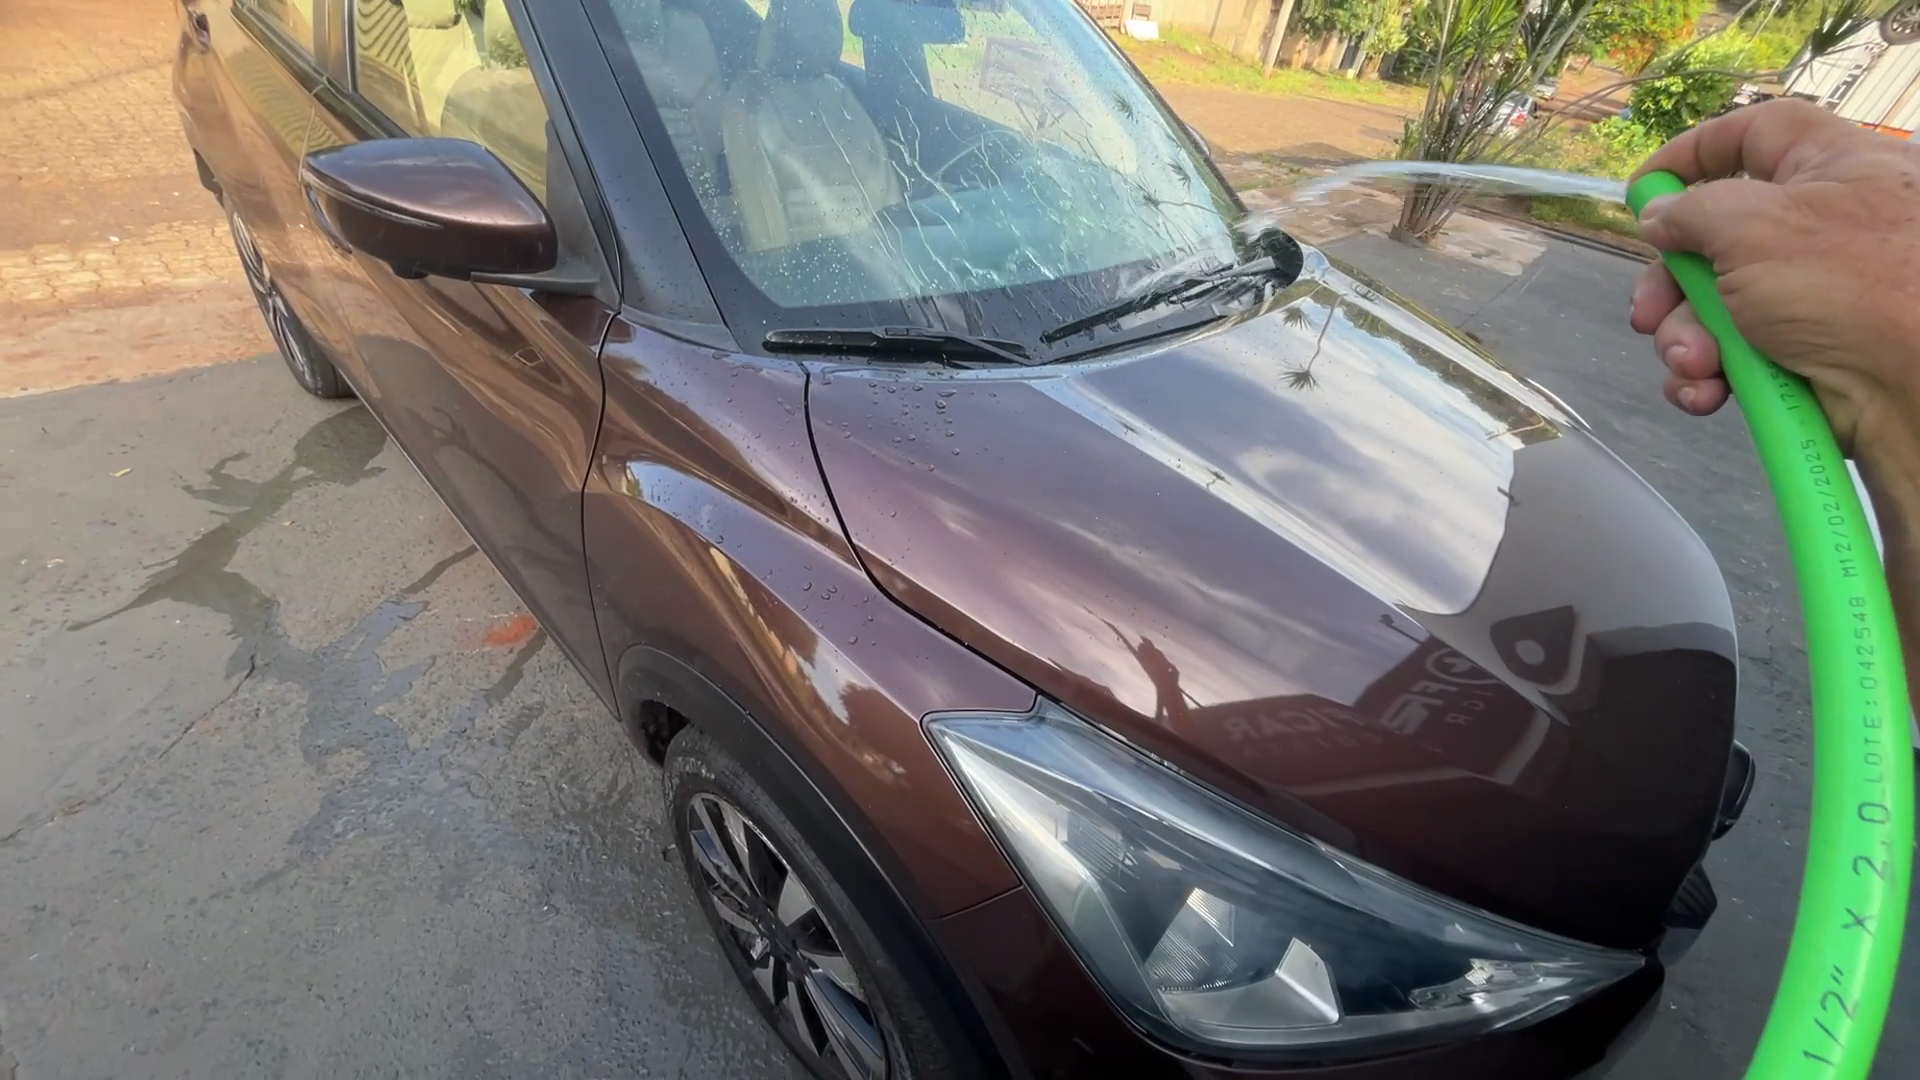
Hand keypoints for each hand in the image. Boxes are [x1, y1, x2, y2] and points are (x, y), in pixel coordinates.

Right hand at [1628, 99, 1919, 465]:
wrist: (1918, 384)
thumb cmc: (1853, 287)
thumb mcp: (1759, 227)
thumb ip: (1696, 211)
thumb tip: (1660, 215)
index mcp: (1827, 172)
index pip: (1755, 133)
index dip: (1691, 153)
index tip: (1638, 190)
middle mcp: (1813, 227)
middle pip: (1705, 240)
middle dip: (1667, 287)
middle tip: (1649, 316)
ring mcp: (1799, 291)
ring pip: (1702, 307)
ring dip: (1681, 341)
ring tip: (1700, 364)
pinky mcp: (1787, 346)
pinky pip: (1717, 353)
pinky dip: (1700, 375)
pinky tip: (1708, 389)